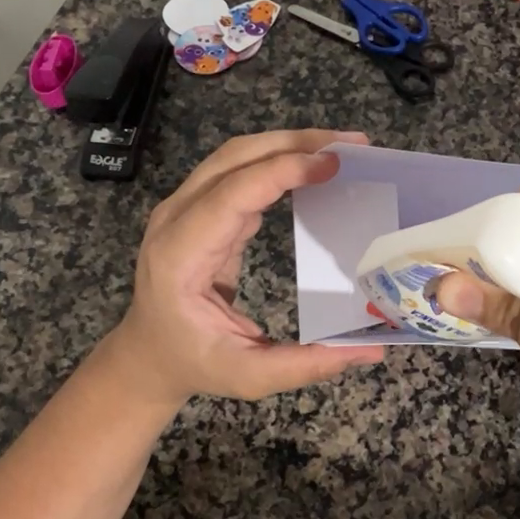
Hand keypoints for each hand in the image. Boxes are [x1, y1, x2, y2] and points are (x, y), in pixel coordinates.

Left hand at [106, 129, 384, 404]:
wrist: (148, 354)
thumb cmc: (194, 362)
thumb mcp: (249, 375)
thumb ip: (306, 364)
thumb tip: (371, 350)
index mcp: (181, 256)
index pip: (231, 193)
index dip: (282, 171)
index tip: (332, 164)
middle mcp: (176, 220)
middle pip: (234, 157)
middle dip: (294, 142)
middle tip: (353, 145)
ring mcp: (184, 209)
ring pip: (236, 155)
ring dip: (288, 144)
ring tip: (342, 148)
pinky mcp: (200, 209)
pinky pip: (239, 170)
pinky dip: (279, 159)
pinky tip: (316, 167)